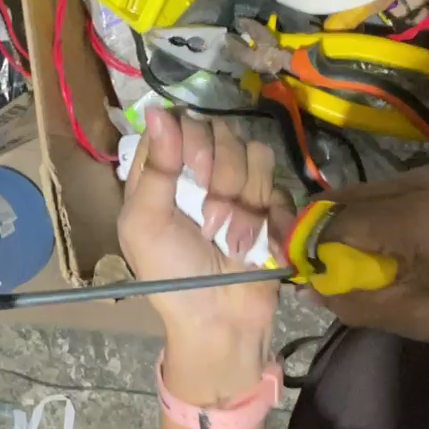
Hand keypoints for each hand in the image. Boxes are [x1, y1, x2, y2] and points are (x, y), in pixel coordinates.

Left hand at [118, 110, 291, 403]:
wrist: (222, 320)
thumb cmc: (171, 274)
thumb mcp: (146, 224)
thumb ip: (154, 167)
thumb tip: (156, 109)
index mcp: (163, 172)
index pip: (182, 122)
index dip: (192, 141)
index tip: (193, 174)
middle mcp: (200, 172)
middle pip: (224, 133)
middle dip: (222, 179)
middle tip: (210, 221)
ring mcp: (238, 187)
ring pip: (256, 155)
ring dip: (246, 203)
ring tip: (232, 241)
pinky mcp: (271, 206)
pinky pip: (282, 186)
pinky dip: (273, 218)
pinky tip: (259, 245)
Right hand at [313, 171, 428, 349]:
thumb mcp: (415, 318)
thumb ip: (355, 302)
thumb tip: (310, 289)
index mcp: (406, 216)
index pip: (330, 224)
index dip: (306, 250)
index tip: (298, 277)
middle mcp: (411, 185)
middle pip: (339, 201)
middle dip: (320, 235)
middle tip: (319, 273)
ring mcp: (425, 179)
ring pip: (358, 195)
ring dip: (343, 226)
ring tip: (349, 266)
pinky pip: (381, 195)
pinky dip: (366, 218)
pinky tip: (380, 250)